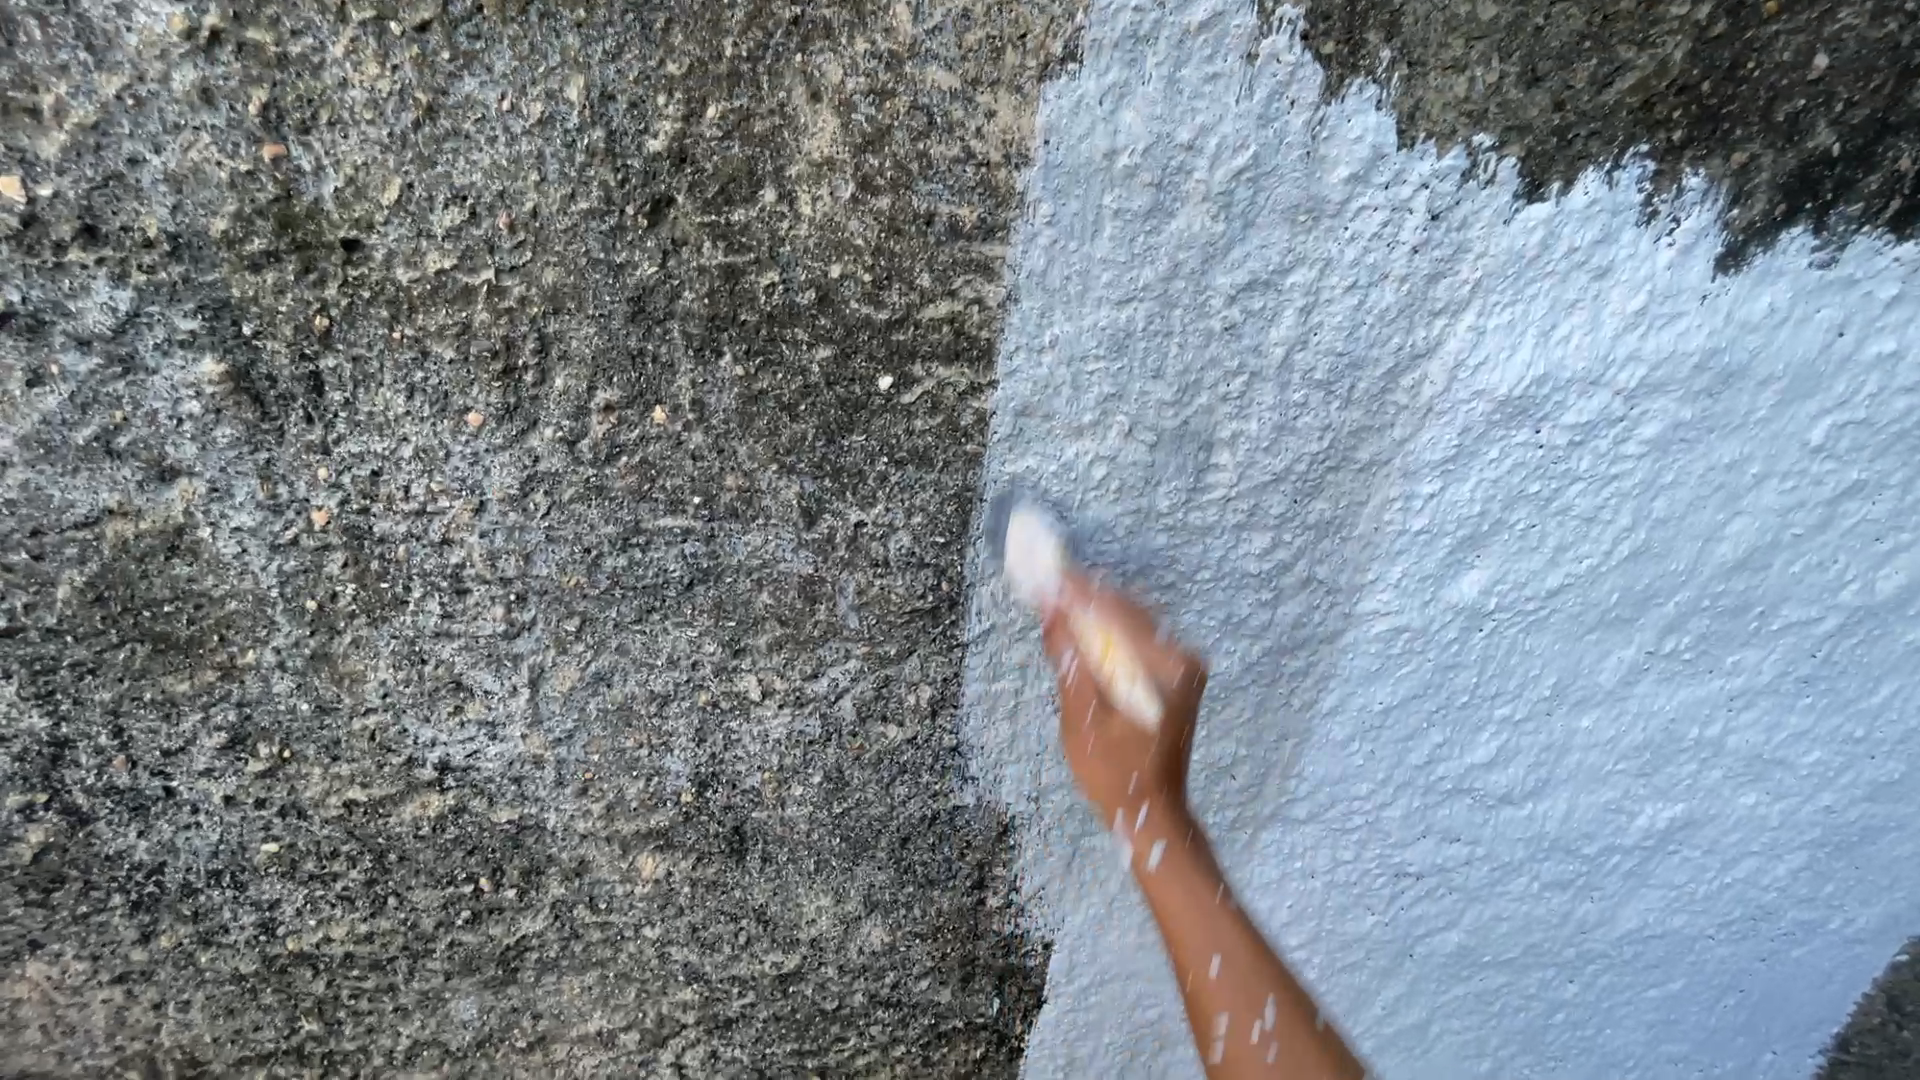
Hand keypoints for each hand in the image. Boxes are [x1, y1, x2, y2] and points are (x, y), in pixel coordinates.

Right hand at [1040, 571, 1206, 827]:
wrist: (1152, 811)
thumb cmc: (1114, 773)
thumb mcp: (1081, 718)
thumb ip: (1069, 660)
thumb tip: (1051, 612)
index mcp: (1164, 667)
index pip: (1114, 614)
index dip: (1076, 593)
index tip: (1045, 576)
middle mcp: (1182, 657)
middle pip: (1126, 609)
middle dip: (1084, 596)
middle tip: (1045, 584)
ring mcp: (1182, 664)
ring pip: (1131, 619)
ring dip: (1094, 609)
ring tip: (1056, 599)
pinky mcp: (1175, 672)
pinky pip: (1137, 636)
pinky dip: (1108, 628)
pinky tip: (1081, 625)